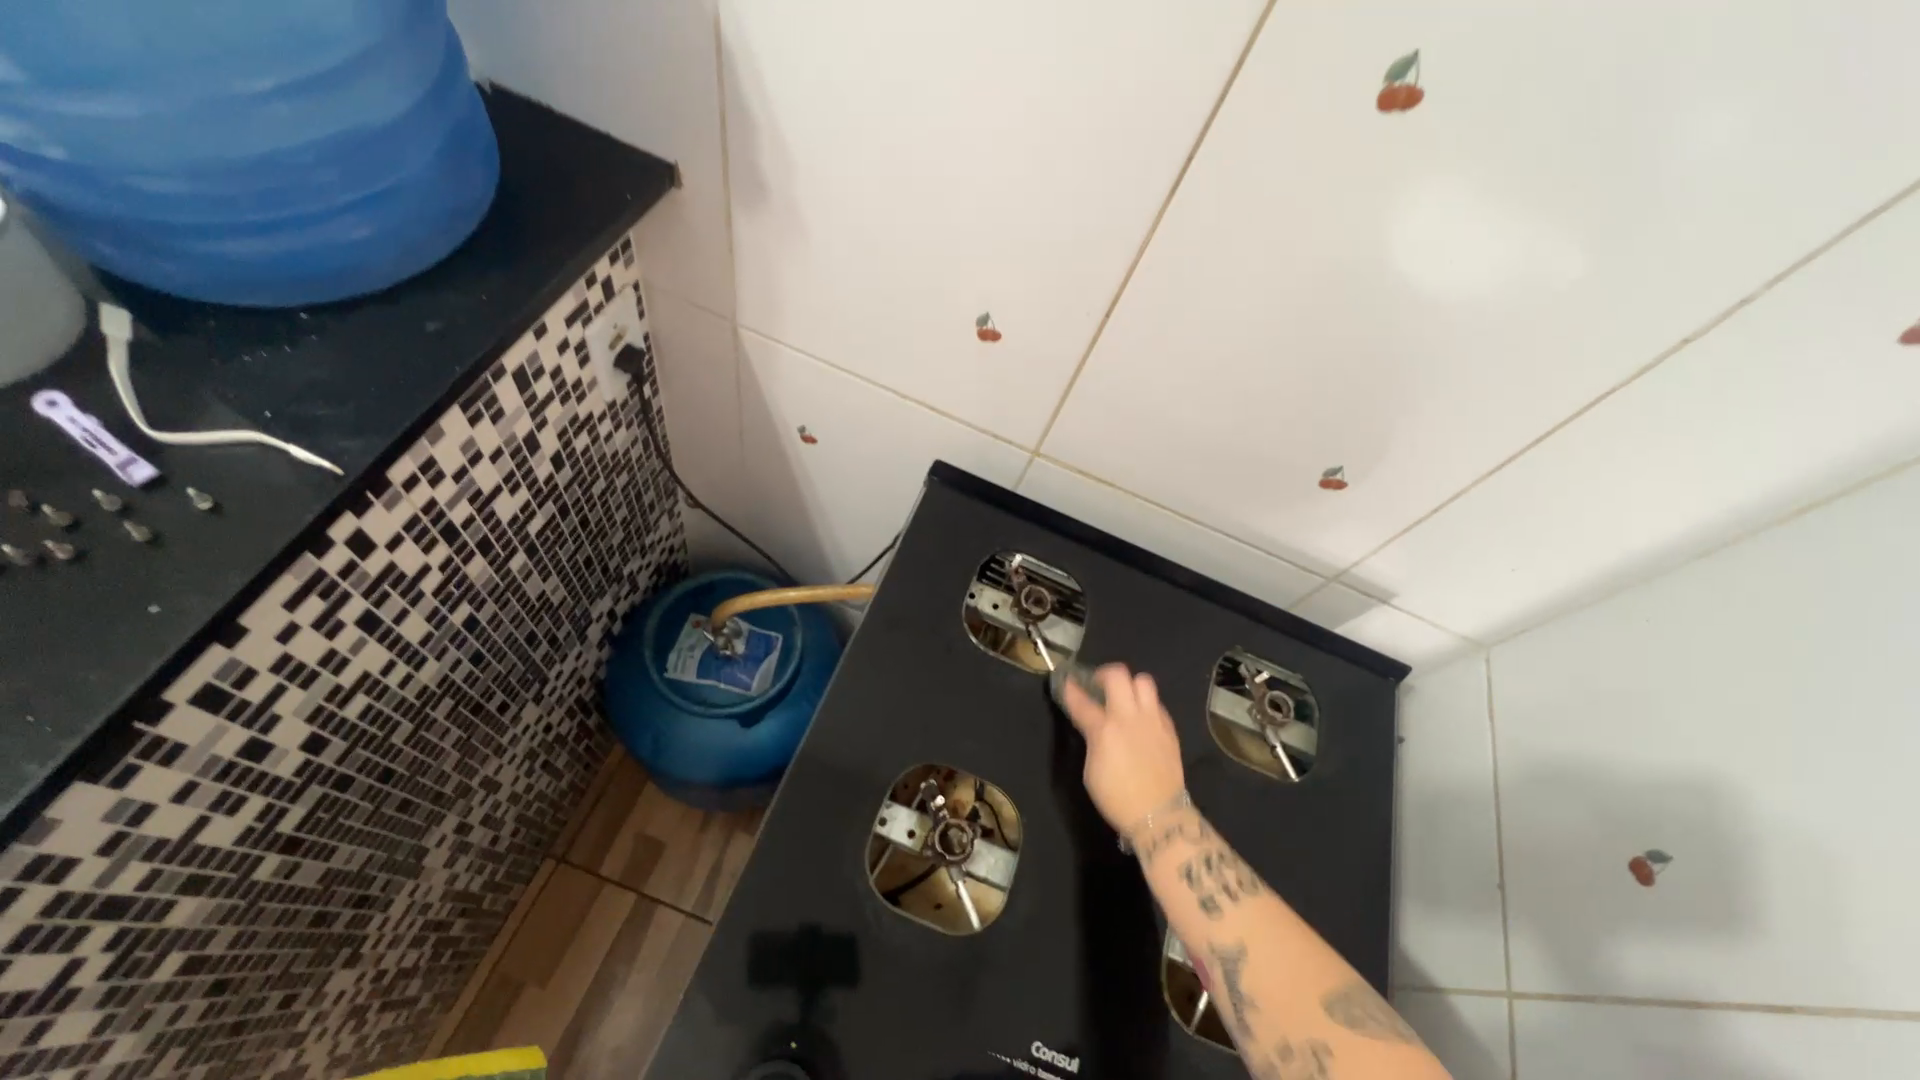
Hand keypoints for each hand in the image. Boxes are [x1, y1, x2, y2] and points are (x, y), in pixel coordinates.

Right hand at [1060, 664, 1186, 836]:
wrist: (1159, 815)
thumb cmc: (1117, 798)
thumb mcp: (1091, 770)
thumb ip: (1091, 739)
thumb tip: (1092, 725)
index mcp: (1104, 730)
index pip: (1081, 700)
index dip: (1070, 688)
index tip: (1065, 682)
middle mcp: (1129, 717)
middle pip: (1118, 675)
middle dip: (1103, 674)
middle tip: (1098, 685)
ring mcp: (1153, 720)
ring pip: (1144, 681)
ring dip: (1130, 685)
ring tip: (1123, 698)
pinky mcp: (1169, 728)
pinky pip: (1157, 703)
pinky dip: (1146, 704)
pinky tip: (1141, 719)